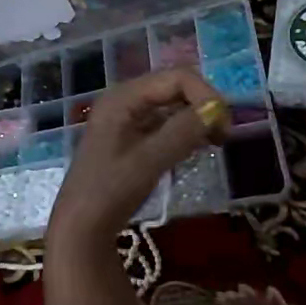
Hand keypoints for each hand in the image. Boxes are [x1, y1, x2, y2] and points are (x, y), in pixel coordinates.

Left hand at [46, 68, 226, 248]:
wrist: (81, 226)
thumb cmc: (110, 191)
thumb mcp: (149, 161)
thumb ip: (182, 132)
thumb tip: (216, 110)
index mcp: (122, 98)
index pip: (176, 78)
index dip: (205, 95)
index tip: (224, 126)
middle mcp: (123, 101)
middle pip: (174, 88)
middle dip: (202, 106)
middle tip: (224, 135)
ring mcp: (125, 120)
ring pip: (171, 107)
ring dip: (195, 120)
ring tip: (215, 143)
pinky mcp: (129, 139)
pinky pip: (163, 125)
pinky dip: (183, 133)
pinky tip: (197, 149)